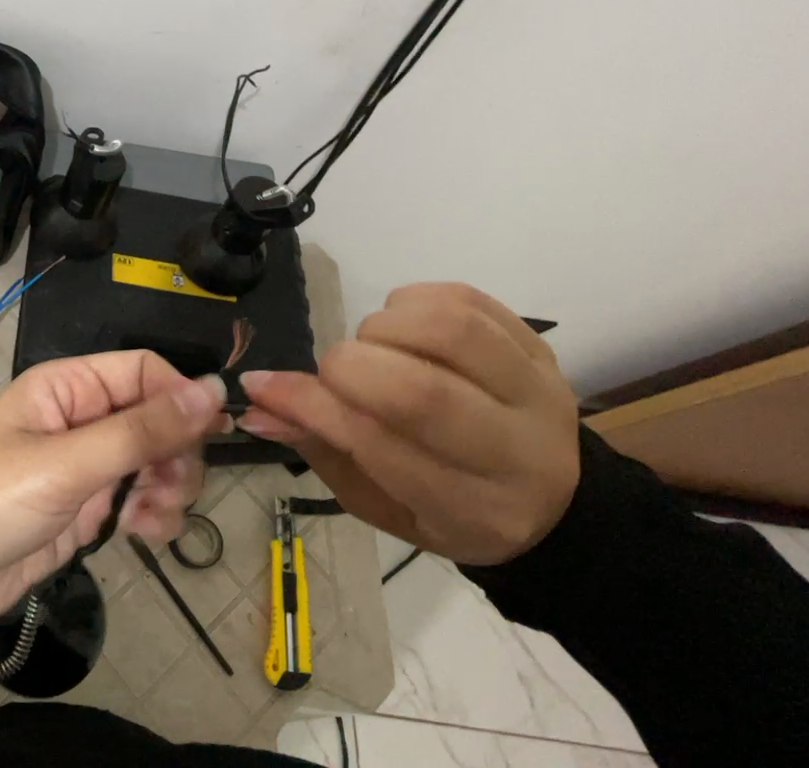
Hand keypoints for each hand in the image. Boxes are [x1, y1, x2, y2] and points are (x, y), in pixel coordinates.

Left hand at [0, 351, 225, 624]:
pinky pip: (140, 501)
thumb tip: (213, 388)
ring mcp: (85, 466)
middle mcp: (80, 419)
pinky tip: (142, 535)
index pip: (143, 371)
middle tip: (172, 488)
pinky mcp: (88, 510)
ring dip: (169, 489)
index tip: (209, 436)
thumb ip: (140, 430)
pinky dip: (152, 517)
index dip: (181, 397)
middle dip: (177, 453)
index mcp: (66, 388)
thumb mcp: (64, 464)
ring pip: (156, 463)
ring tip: (150, 519)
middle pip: (158, 419)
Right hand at [236, 283, 579, 566]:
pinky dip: (412, 302)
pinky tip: (402, 328)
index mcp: (470, 507)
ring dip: (383, 328)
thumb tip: (256, 403)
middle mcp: (517, 449)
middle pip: (420, 390)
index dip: (310, 406)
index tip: (261, 385)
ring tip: (372, 349)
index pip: (379, 444)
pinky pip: (464, 298)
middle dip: (348, 368)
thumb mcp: (378, 501)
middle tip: (335, 375)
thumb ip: (320, 449)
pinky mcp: (537, 345)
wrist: (553, 500)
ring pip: (448, 330)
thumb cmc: (447, 509)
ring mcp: (537, 389)